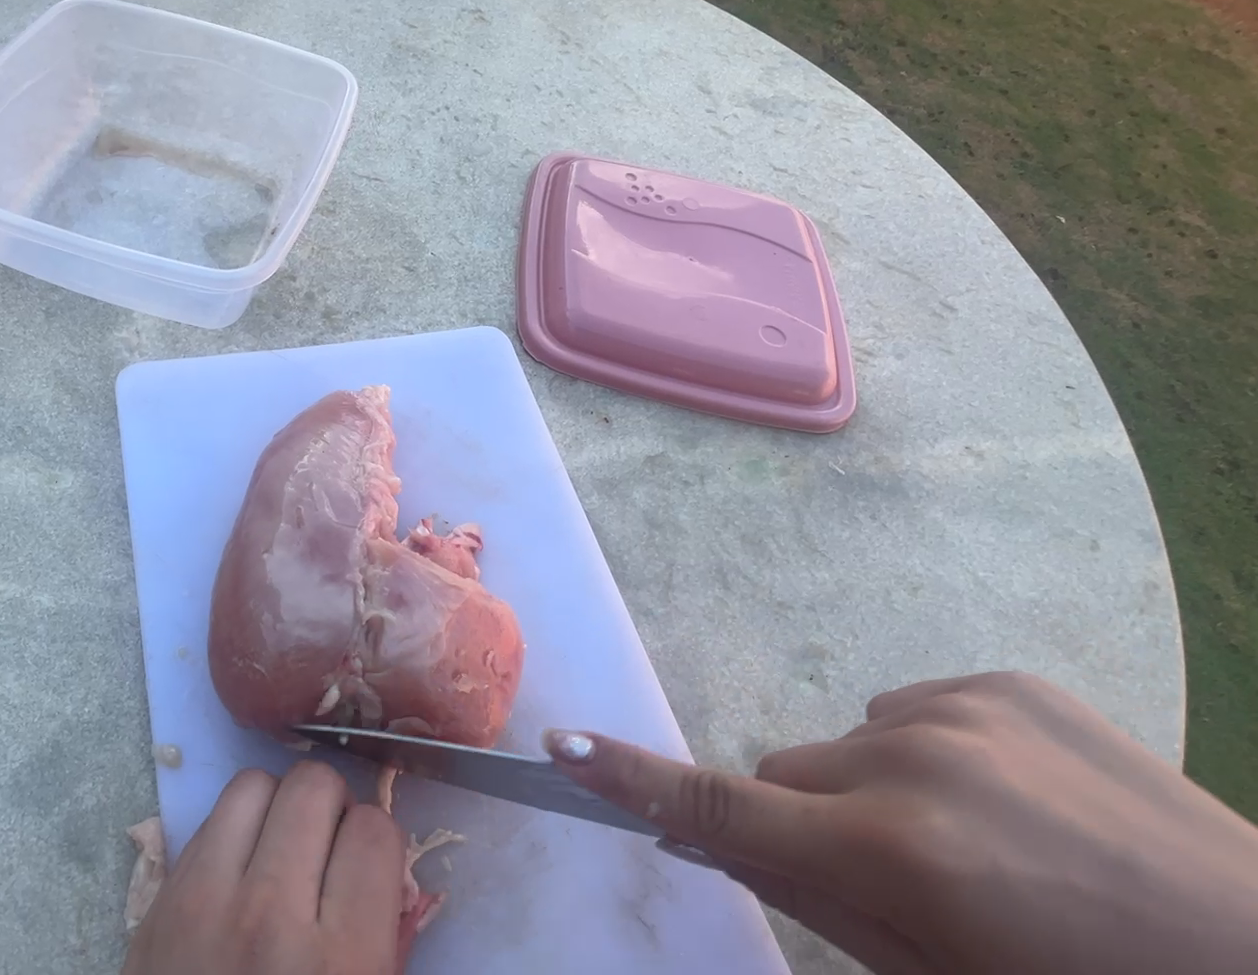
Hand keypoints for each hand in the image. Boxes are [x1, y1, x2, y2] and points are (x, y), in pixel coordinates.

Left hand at [123, 761, 407, 974]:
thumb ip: (383, 939)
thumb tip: (385, 865)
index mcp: (339, 961)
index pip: (376, 831)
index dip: (378, 841)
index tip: (367, 864)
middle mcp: (273, 914)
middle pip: (315, 785)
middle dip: (333, 807)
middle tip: (326, 847)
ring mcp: (207, 898)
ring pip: (257, 782)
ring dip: (279, 805)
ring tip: (281, 846)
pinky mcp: (163, 897)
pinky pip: (211, 815)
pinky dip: (236, 824)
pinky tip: (240, 864)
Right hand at [545, 671, 1257, 973]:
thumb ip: (810, 898)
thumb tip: (705, 839)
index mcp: (899, 854)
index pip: (723, 809)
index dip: (634, 779)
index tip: (562, 747)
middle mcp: (915, 761)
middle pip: (783, 773)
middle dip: (805, 817)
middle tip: (898, 873)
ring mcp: (965, 709)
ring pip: (845, 743)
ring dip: (871, 786)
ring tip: (981, 841)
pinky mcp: (1006, 680)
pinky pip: (910, 711)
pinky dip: (930, 752)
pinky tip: (1017, 798)